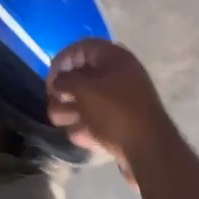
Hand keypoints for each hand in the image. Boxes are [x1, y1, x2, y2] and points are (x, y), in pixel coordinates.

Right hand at [46, 39, 178, 174]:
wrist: (149, 151)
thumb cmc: (115, 112)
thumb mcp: (84, 90)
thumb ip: (65, 80)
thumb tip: (58, 80)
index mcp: (114, 57)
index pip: (82, 48)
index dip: (62, 60)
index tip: (49, 80)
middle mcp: (120, 74)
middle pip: (84, 76)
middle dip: (64, 91)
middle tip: (52, 104)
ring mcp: (123, 101)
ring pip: (90, 100)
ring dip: (72, 110)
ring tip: (60, 122)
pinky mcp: (124, 124)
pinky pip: (100, 120)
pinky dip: (87, 126)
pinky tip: (79, 136)